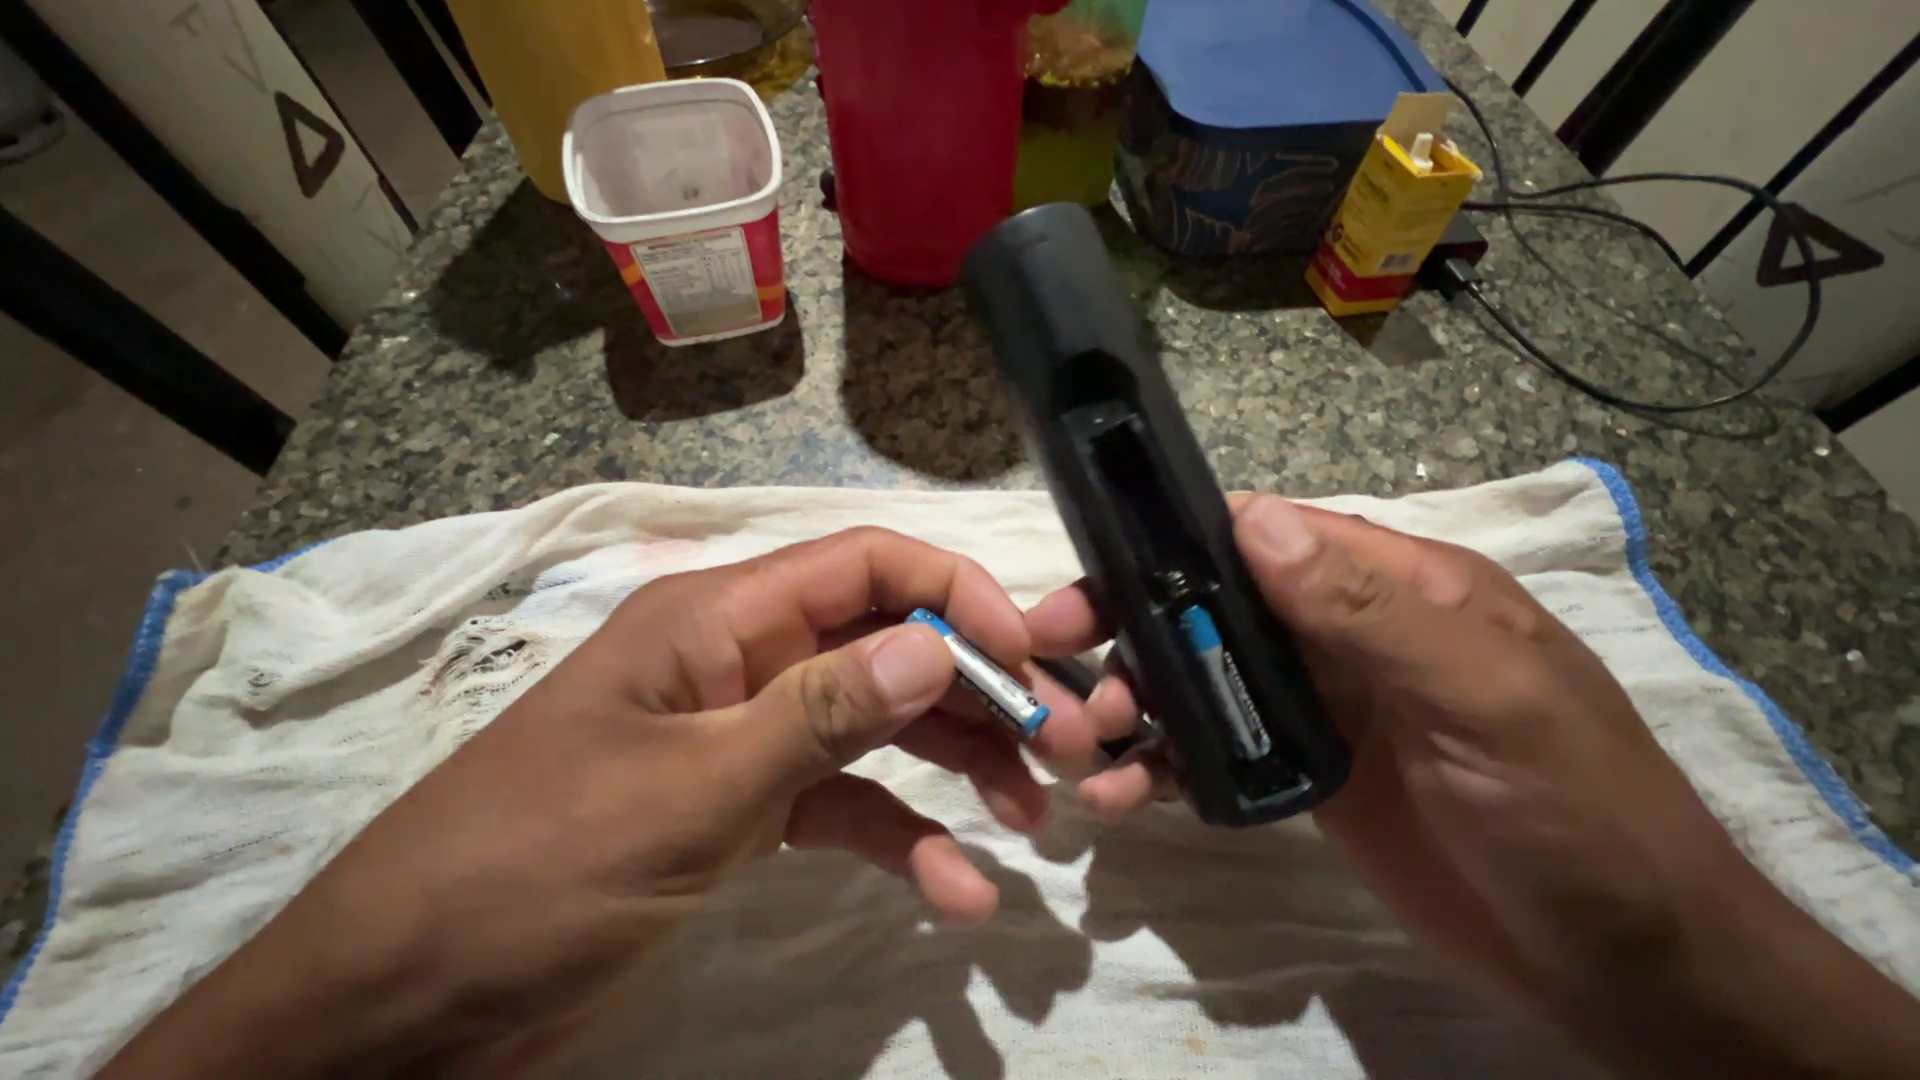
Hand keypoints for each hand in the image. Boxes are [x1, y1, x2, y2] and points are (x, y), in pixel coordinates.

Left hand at [105, 527, 1113, 1077]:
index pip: (865, 565)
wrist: (408, 1005)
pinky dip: (904, 841)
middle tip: (1063, 747)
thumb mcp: (689, 790)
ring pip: (880, 725)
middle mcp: (744, 661)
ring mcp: (747, 738)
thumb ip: (819, 712)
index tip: (1027, 659)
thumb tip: (935, 642)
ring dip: (957, 763)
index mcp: (720, 619)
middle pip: (887, 644)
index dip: (956, 595)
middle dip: (977, 687)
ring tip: (1033, 816)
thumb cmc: (538, 871)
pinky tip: (960, 894)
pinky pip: (846, 808)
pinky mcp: (745, 811)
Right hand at [1030, 495, 1919, 1077]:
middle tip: (1051, 662)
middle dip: (1127, 632)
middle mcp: (1339, 634)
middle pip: (1208, 609)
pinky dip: (1160, 766)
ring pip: (1198, 681)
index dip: (1167, 550)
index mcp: (1389, 586)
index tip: (1088, 582)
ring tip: (1083, 747)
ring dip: (1132, 704)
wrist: (1621, 965)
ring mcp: (1316, 706)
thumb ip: (1368, 608)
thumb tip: (1256, 519)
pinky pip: (1212, 752)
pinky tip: (1120, 797)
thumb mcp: (1483, 697)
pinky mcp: (1299, 774)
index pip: (1258, 538)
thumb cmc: (1570, 812)